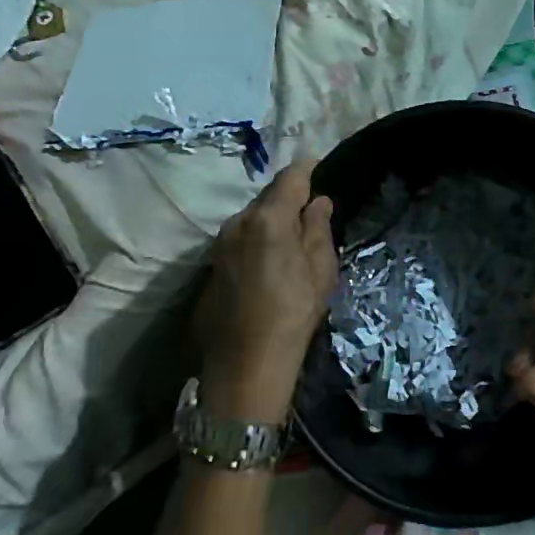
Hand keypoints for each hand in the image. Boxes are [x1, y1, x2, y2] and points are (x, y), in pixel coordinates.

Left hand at [189, 160, 337, 421]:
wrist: (245, 364)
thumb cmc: (293, 312)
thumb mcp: (321, 270)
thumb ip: (319, 229)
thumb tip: (318, 202)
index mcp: (268, 218)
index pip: (291, 177)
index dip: (310, 170)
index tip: (323, 173)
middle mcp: (237, 222)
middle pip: (268, 196)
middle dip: (290, 199)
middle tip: (314, 216)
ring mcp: (219, 245)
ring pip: (251, 218)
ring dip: (272, 222)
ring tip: (293, 244)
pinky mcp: (210, 266)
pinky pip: (239, 241)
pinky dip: (256, 242)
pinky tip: (269, 267)